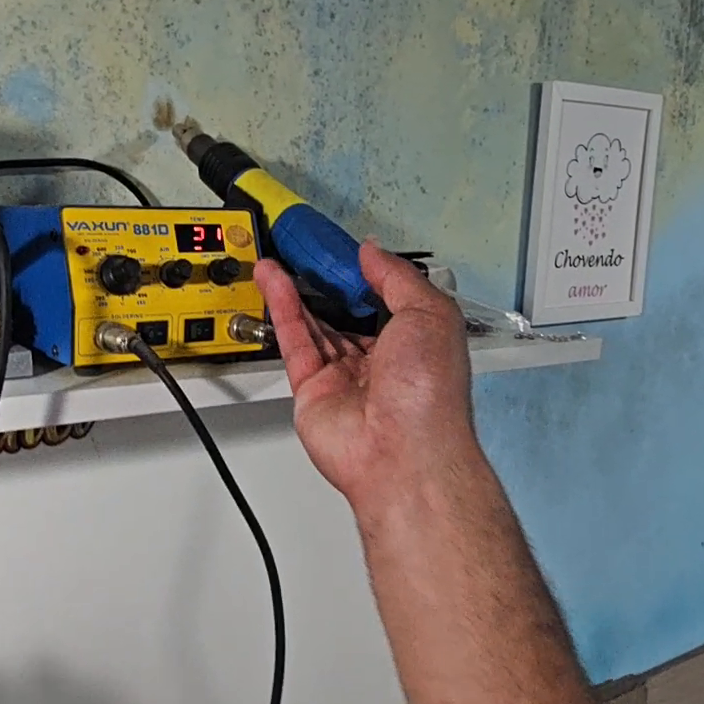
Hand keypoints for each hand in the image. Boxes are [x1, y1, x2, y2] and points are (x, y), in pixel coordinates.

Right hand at [255, 243, 479, 517]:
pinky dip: (282, 310)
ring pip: (313, 326)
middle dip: (323, 284)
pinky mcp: (311, 389)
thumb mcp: (430, 315)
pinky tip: (273, 283)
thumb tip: (372, 253)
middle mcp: (379, 362)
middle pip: (343, 314)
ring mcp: (343, 377)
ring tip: (278, 261)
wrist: (400, 452)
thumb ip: (397, 278)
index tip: (343, 251)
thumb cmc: (429, 395)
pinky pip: (294, 343)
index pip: (385, 300)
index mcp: (414, 344)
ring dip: (294, 292)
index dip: (363, 274)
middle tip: (304, 254)